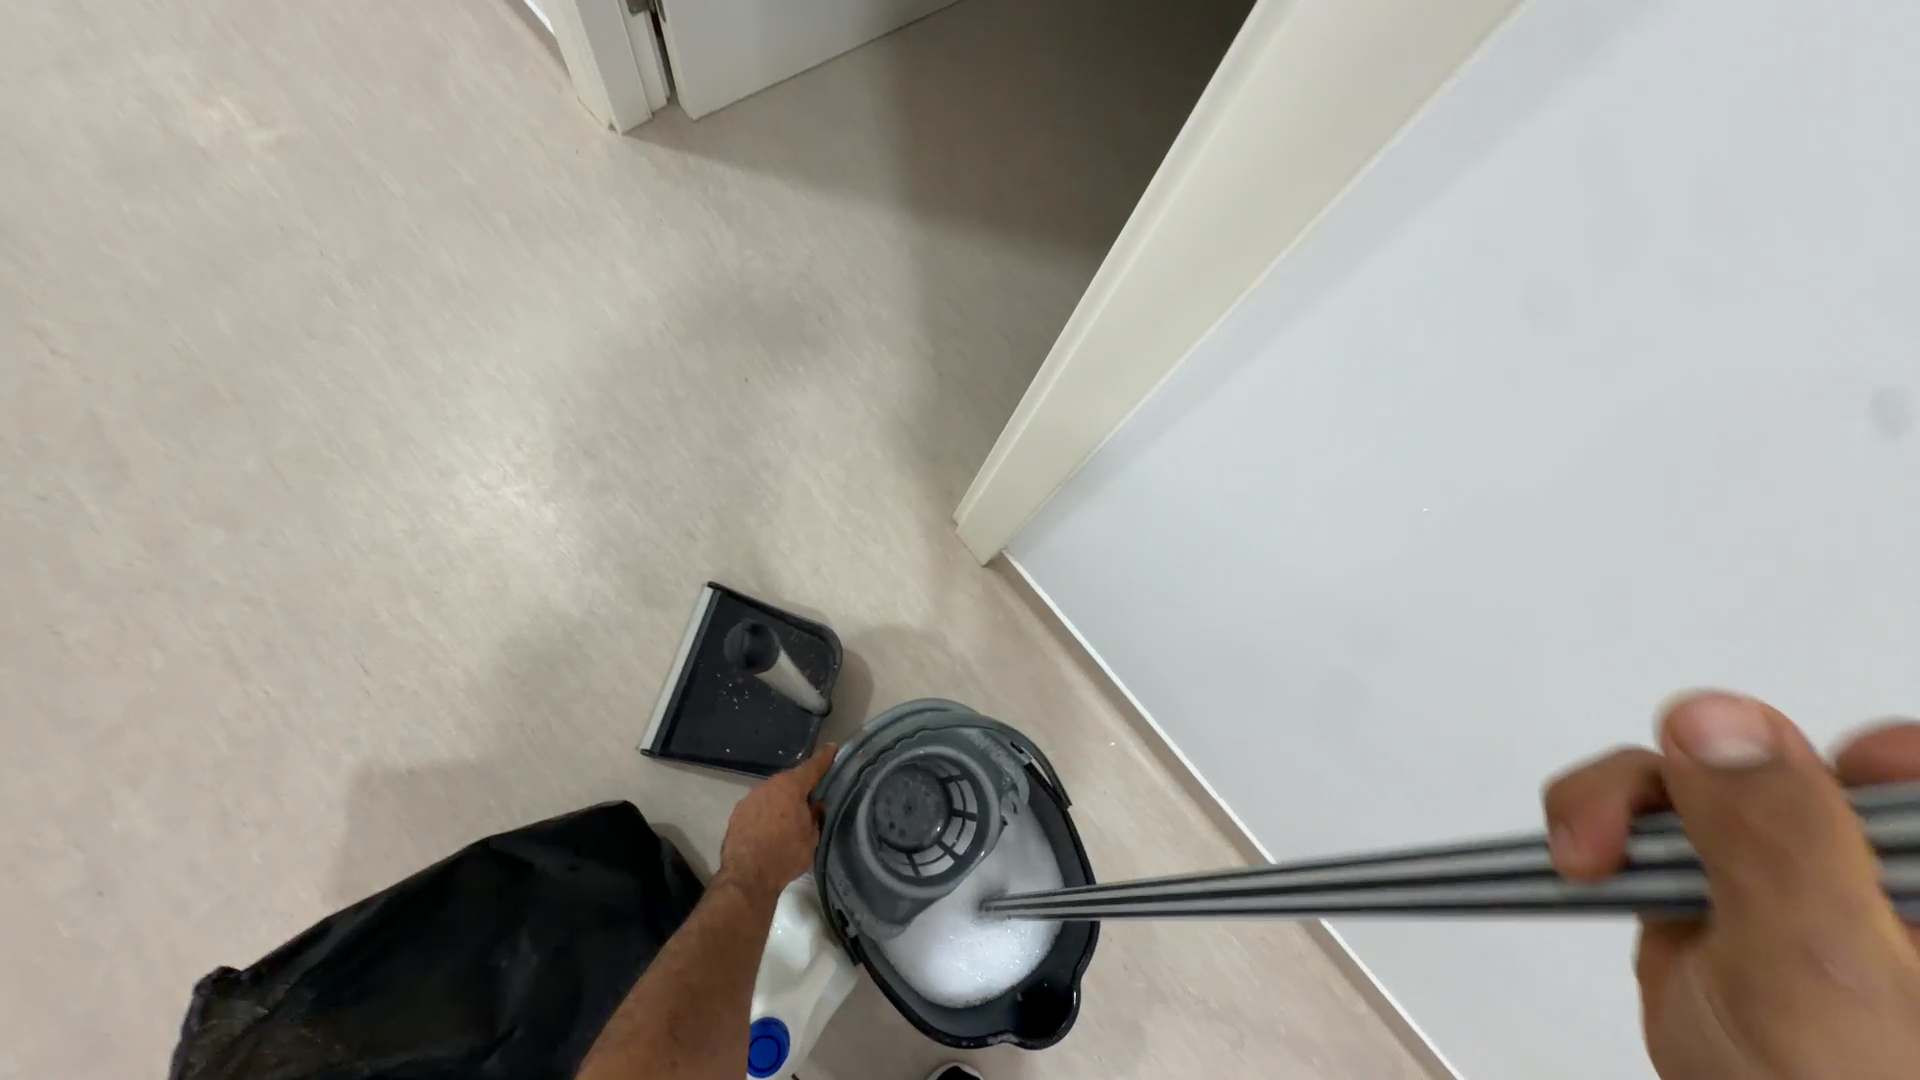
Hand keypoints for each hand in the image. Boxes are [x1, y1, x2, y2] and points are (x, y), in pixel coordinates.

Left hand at [715, 746, 836, 902]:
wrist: (748, 877)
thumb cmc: (786, 855)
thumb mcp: (812, 837)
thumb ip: (816, 816)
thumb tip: (815, 805)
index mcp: (791, 787)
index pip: (812, 767)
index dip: (824, 758)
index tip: (832, 748)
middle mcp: (769, 786)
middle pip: (790, 780)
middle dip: (801, 786)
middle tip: (811, 797)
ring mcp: (750, 798)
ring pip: (772, 793)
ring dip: (782, 800)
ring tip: (789, 817)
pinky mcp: (737, 813)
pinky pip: (759, 806)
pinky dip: (767, 812)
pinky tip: (770, 827)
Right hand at [1543, 692, 1919, 1078]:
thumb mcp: (1811, 965)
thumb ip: (1775, 839)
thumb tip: (1708, 720)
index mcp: (1919, 872)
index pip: (1894, 761)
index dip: (1814, 758)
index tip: (1721, 794)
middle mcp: (1862, 865)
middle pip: (1761, 755)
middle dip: (1666, 780)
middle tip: (1613, 833)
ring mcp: (1781, 874)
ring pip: (1687, 777)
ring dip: (1612, 802)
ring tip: (1582, 857)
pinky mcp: (1709, 883)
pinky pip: (1643, 813)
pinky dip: (1595, 824)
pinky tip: (1586, 865)